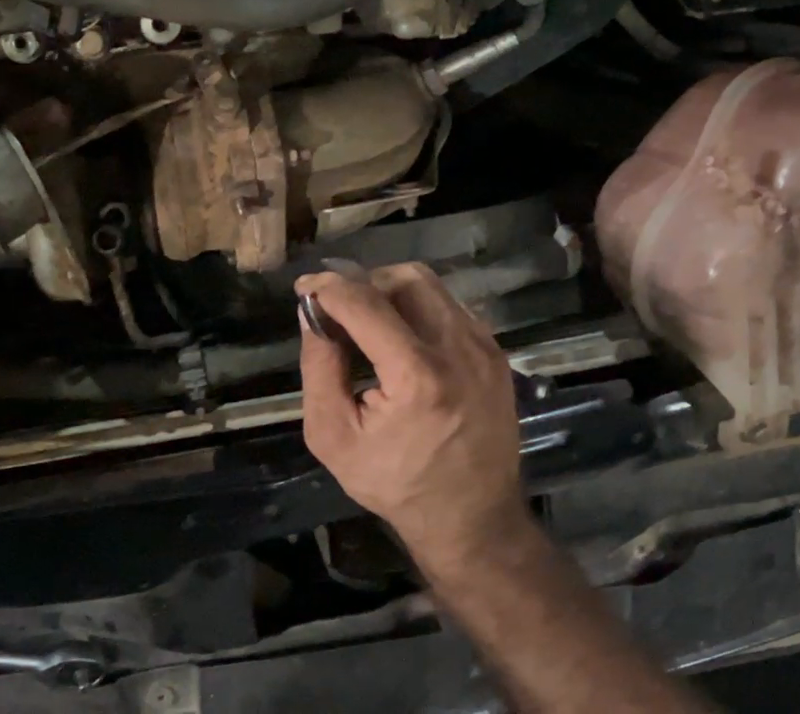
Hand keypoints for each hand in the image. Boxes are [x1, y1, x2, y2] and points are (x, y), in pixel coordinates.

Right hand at [297, 263, 533, 567]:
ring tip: (366, 320)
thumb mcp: (333, 436)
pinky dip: (417, 308)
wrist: (473, 519)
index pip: (365, 302)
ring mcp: (484, 349)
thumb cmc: (396, 484)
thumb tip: (312, 312)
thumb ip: (318, 367)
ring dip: (390, 291)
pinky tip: (399, 337)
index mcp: (418, 377)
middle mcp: (458, 350)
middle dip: (362, 283)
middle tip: (338, 308)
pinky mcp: (495, 353)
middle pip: (404, 279)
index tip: (304, 288)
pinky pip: (449, 306)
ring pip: (430, 286)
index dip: (328, 287)